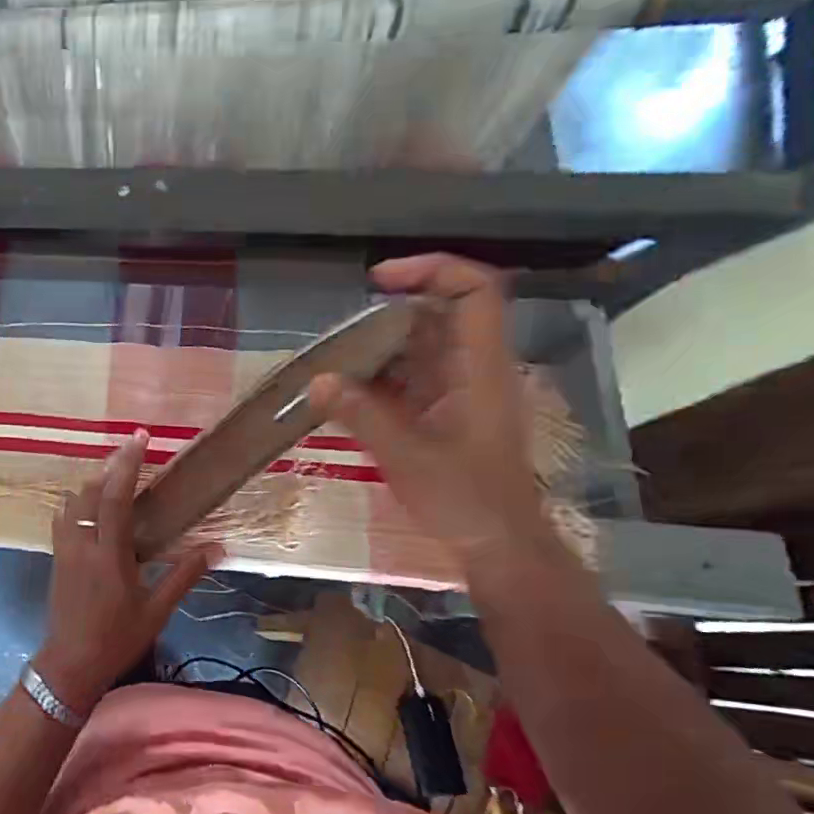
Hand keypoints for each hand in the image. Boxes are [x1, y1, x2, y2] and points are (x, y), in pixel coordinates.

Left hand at [33, 430, 219, 713]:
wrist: (71, 662)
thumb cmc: (117, 638)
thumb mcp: (157, 610)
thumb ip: (184, 575)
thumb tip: (217, 548)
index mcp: (109, 555)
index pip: (114, 497)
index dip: (126, 464)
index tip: (138, 438)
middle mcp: (82, 544)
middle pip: (89, 491)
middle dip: (109, 466)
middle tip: (130, 451)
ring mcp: (64, 550)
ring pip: (71, 502)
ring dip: (91, 483)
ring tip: (113, 475)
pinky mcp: (56, 559)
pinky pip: (62, 518)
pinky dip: (75, 502)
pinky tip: (88, 506)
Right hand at [307, 254, 556, 564]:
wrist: (496, 542)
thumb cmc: (463, 499)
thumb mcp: (406, 456)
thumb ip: (361, 414)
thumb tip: (317, 380)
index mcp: (479, 368)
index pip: (474, 292)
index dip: (432, 270)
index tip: (378, 280)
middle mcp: (473, 369)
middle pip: (440, 315)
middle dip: (388, 314)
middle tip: (339, 333)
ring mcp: (459, 391)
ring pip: (420, 348)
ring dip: (378, 348)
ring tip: (332, 362)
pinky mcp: (444, 413)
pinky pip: (410, 379)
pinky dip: (378, 378)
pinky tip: (344, 392)